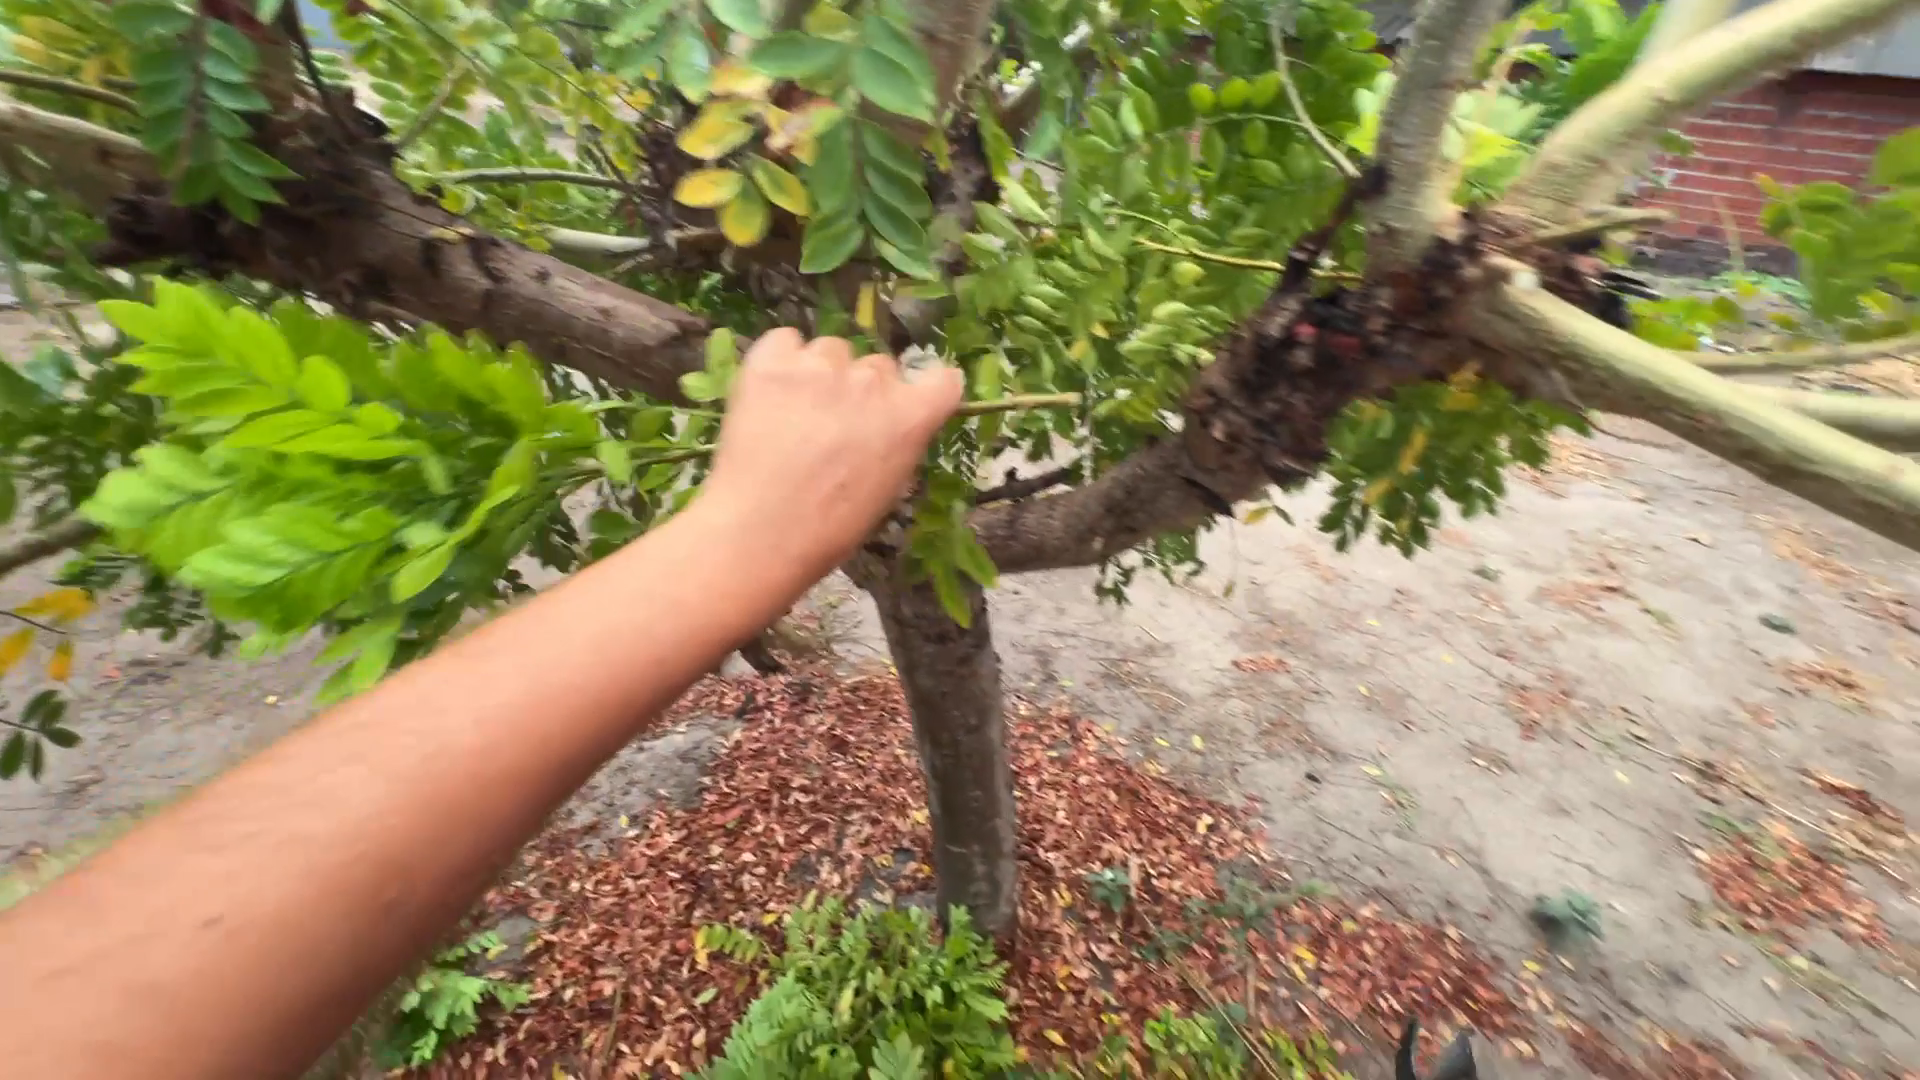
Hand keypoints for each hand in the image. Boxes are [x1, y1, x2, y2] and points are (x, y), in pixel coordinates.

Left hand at [699, 329, 963, 575]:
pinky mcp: (772, 361)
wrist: (762, 533)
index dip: (927, 391)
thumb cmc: (832, 527)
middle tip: (838, 427)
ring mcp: (821, 366)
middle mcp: (872, 381)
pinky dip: (782, 361)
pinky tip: (771, 395)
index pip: (943, 380)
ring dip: (823, 375)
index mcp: (911, 417)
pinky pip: (785, 341)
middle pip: (880, 366)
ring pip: (832, 351)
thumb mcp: (888, 488)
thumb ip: (898, 441)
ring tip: (798, 415)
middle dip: (866, 391)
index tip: (911, 403)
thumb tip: (887, 425)